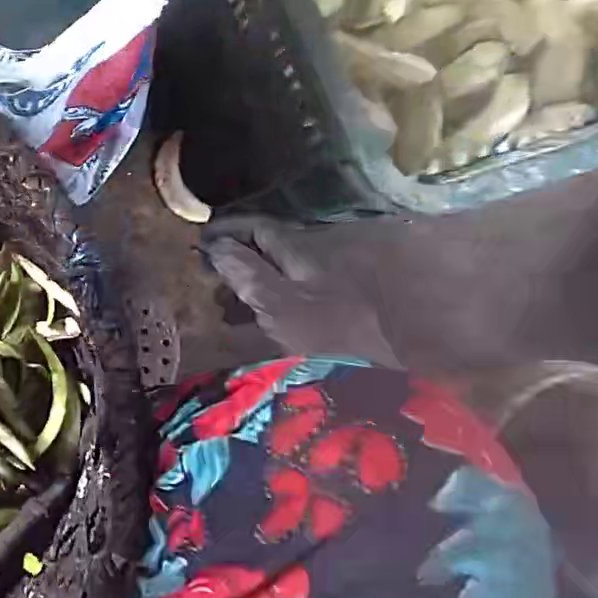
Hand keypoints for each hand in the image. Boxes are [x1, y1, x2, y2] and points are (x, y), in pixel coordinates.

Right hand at [201, 214, 397, 366]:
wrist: (398, 370)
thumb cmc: (332, 334)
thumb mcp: (278, 303)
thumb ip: (245, 272)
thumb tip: (216, 246)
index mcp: (301, 251)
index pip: (257, 227)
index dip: (227, 230)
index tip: (199, 242)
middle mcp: (318, 259)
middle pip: (269, 249)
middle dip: (235, 257)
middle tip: (206, 275)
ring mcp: (332, 284)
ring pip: (280, 273)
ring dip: (250, 282)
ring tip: (225, 304)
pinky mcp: (341, 310)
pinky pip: (293, 295)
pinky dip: (269, 302)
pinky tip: (258, 322)